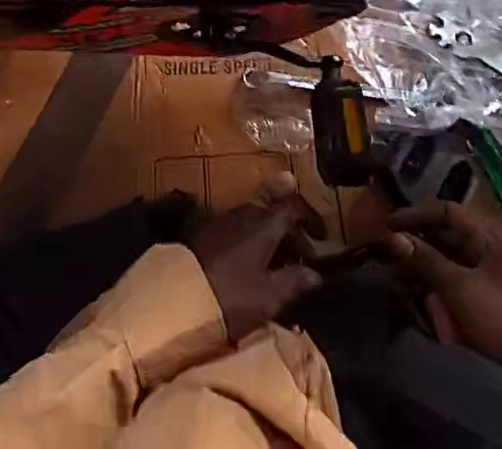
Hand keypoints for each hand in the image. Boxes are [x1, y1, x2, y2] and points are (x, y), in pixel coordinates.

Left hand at [188, 173, 326, 340]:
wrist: (178, 296)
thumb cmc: (231, 295)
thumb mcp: (269, 295)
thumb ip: (295, 281)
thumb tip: (316, 273)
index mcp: (264, 223)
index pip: (293, 206)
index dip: (311, 217)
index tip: (324, 237)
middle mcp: (244, 213)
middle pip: (273, 210)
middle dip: (291, 228)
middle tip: (303, 254)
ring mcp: (223, 220)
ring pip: (255, 218)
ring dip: (271, 234)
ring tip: (280, 263)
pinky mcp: (208, 232)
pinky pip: (239, 227)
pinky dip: (253, 238)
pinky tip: (254, 263)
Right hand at [387, 201, 501, 407]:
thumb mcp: (459, 289)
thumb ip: (425, 259)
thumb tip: (392, 236)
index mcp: (493, 238)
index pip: (448, 210)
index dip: (416, 213)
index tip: (389, 224)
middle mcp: (494, 250)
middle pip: (448, 231)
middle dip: (418, 236)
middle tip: (390, 245)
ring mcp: (494, 273)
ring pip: (450, 254)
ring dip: (424, 258)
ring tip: (398, 266)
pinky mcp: (491, 295)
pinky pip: (456, 275)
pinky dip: (434, 275)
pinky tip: (417, 285)